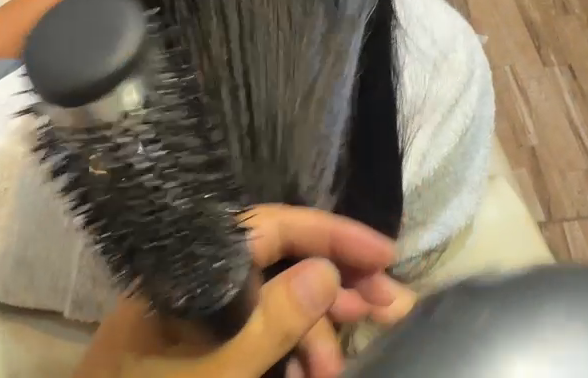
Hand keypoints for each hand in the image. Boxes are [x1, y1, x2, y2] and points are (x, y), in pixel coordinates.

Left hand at [72, 205, 416, 377]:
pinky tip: (310, 376)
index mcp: (195, 263)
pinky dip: (289, 353)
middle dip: (336, 285)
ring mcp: (201, 312)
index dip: (332, 234)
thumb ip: (275, 319)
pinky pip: (258, 335)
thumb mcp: (221, 369)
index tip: (385, 254)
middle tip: (392, 309)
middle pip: (282, 262)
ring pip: (275, 304)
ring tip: (335, 374)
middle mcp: (199, 275)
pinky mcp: (203, 345)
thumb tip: (326, 269)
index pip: (273, 226)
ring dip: (315, 334)